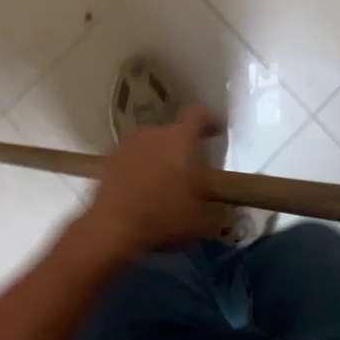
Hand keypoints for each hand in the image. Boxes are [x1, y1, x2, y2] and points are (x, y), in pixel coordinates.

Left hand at [77, 104, 220, 257]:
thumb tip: (229, 210)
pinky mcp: (110, 159)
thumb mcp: (202, 221)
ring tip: (165, 182)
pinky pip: (133, 157)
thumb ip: (220, 211)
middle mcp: (154, 132)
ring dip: (160, 157)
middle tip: (191, 170)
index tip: (217, 132)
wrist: (111, 227)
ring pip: (152, 144)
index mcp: (180, 137)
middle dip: (184, 147)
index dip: (210, 120)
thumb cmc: (162, 216)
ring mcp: (129, 143)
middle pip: (174, 131)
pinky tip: (143, 190)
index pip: (200, 113)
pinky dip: (141, 168)